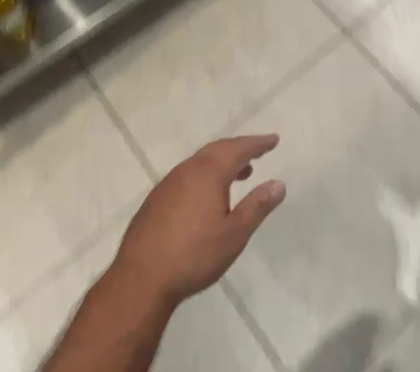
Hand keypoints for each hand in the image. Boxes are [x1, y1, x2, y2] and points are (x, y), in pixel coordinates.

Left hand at [110, 134, 286, 307]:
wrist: (141, 279)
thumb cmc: (194, 256)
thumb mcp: (234, 234)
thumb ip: (257, 206)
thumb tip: (279, 184)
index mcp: (208, 173)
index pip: (238, 149)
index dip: (258, 144)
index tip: (273, 140)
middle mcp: (187, 171)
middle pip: (217, 150)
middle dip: (239, 148)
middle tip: (258, 152)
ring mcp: (167, 185)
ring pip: (200, 162)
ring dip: (221, 162)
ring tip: (240, 174)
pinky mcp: (155, 201)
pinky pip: (187, 176)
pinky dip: (204, 175)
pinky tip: (207, 196)